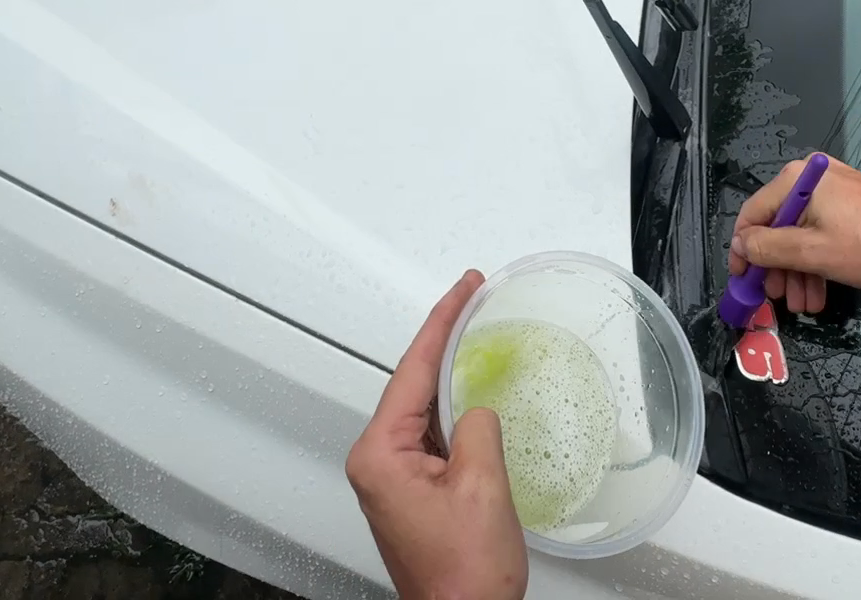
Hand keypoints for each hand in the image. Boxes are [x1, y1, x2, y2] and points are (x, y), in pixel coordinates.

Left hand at [346, 271, 526, 599]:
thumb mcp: (481, 483)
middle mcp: (378, 459)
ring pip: (424, 401)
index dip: (442, 321)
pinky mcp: (412, 483)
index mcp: (382, 453)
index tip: (463, 290)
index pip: (414, 368)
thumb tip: (475, 408)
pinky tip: (471, 382)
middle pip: (414, 379)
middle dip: (444, 336)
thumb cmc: (464, 573)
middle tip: (470, 296)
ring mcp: (393, 472)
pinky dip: (453, 399)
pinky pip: (432, 425)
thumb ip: (476, 425)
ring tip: (472, 326)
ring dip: (450, 367)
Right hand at [730, 156, 860, 312]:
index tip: (741, 280)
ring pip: (801, 232)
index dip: (743, 249)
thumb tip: (739, 244)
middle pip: (777, 224)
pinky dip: (817, 260)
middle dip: (776, 266)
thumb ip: (767, 248)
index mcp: (797, 179)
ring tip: (804, 304)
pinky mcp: (852, 203)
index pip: (753, 213)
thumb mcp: (812, 253)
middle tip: (777, 299)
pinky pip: (821, 230)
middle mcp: (812, 177)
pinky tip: (819, 292)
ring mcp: (835, 189)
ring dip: (797, 270)